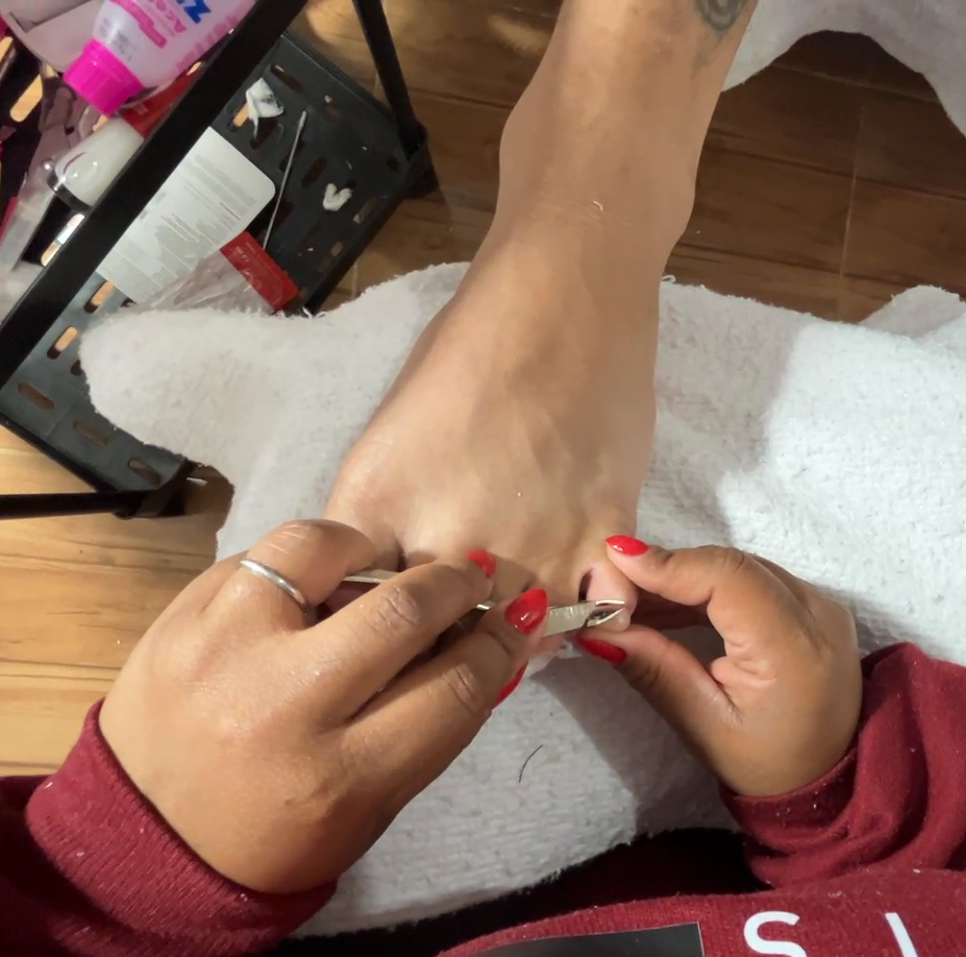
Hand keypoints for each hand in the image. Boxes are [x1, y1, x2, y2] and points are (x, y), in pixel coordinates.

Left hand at [98, 521, 547, 892]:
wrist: (136, 851)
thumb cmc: (279, 839)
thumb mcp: (376, 801)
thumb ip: (435, 718)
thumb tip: (489, 634)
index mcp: (341, 776)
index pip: (457, 686)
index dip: (501, 642)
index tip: (515, 618)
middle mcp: (281, 706)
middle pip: (404, 611)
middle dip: (456, 584)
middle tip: (468, 579)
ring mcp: (220, 650)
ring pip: (324, 549)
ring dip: (372, 550)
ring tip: (380, 566)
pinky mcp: (177, 616)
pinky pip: (264, 554)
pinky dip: (309, 559)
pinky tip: (316, 586)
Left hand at [323, 223, 660, 617]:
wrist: (565, 293)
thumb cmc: (471, 342)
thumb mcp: (390, 433)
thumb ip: (385, 518)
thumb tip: (398, 579)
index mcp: (378, 509)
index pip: (358, 619)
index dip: (375, 642)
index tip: (393, 642)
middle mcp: (449, 541)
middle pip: (440, 647)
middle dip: (447, 653)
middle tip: (464, 633)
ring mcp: (534, 544)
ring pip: (521, 646)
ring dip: (518, 642)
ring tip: (522, 613)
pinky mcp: (607, 532)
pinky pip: (599, 615)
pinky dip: (590, 617)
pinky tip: (584, 596)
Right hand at [580, 538, 862, 796]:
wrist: (832, 778)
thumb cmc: (767, 764)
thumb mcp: (705, 726)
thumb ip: (656, 670)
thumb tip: (598, 629)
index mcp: (793, 648)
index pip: (727, 578)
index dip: (670, 564)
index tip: (614, 558)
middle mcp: (817, 613)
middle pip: (732, 566)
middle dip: (669, 569)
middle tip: (613, 584)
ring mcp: (821, 605)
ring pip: (741, 568)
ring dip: (686, 577)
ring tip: (631, 598)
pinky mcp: (815, 606)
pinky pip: (754, 580)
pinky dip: (710, 587)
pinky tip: (668, 603)